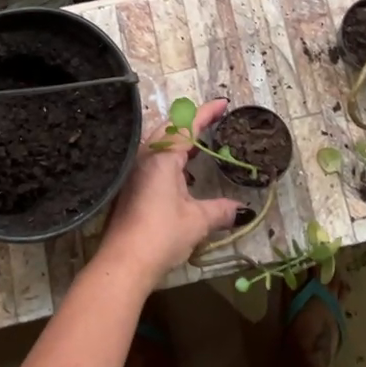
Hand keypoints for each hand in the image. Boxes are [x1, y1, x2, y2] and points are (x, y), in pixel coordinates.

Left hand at [95, 98, 241, 288]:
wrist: (123, 263)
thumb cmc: (160, 235)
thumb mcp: (197, 222)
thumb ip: (220, 211)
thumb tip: (242, 209)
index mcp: (163, 156)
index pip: (188, 125)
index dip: (207, 112)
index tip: (224, 103)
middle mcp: (145, 155)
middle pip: (170, 127)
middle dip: (191, 121)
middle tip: (213, 122)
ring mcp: (134, 169)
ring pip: (158, 141)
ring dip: (179, 139)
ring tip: (200, 146)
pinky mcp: (128, 184)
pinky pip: (152, 156)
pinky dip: (169, 155)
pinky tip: (180, 173)